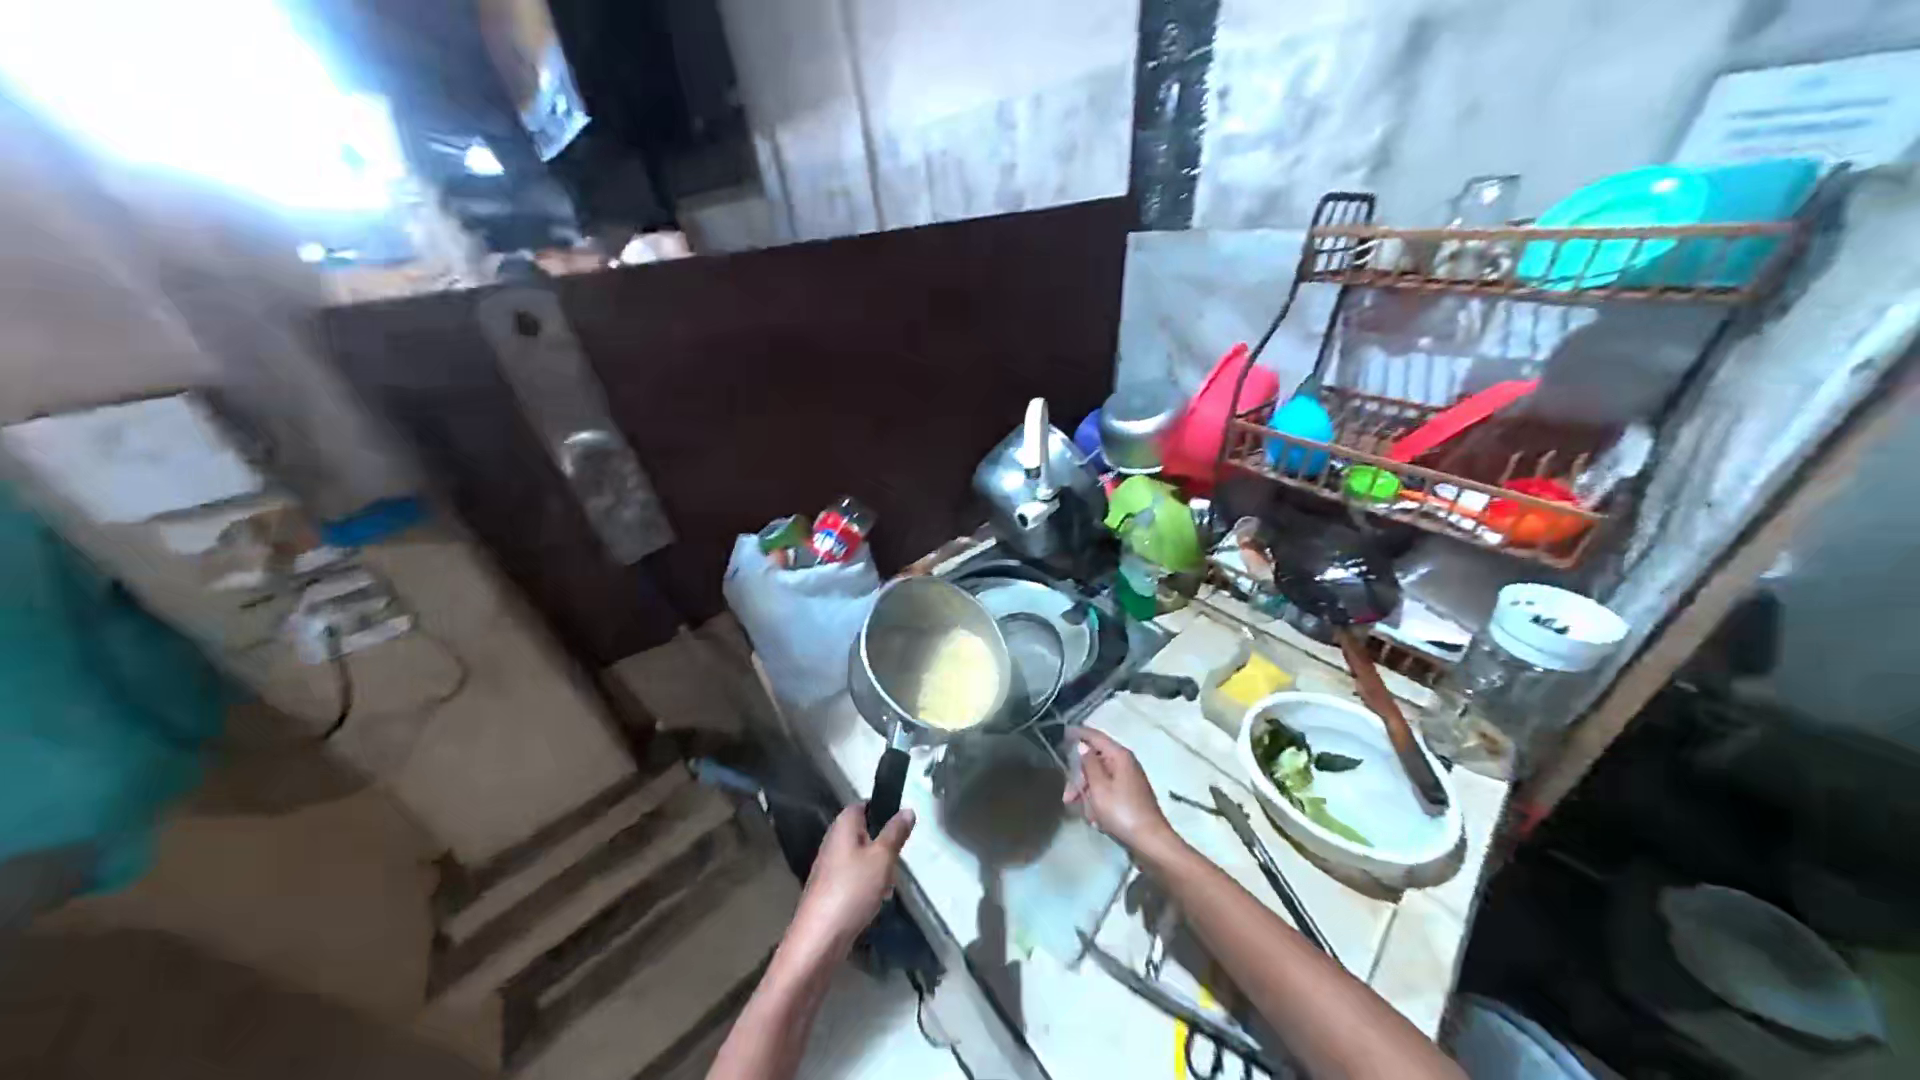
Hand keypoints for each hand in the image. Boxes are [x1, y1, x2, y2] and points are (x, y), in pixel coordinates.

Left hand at [786, 803, 914, 961]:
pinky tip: (875, 900)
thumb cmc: (853, 889)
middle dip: (883, 845)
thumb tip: (907, 810)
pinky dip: (867, 885)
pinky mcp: (830, 889)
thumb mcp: (882, 857)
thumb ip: (895, 832)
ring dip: (878, 868)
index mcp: (843, 825)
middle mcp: (833, 841)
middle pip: (864, 832)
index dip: (883, 810)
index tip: (901, 826)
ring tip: (887, 884)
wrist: (819, 938)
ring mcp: (829, 866)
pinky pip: (855, 878)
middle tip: (896, 859)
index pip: (863, 805)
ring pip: (862, 857)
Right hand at [1063, 727, 1178, 856]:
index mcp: (1119, 756)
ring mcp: (1128, 779)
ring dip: (1086, 793)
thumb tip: (1082, 745)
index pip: (1095, 736)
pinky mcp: (1129, 795)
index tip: (1061, 734)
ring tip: (1085, 813)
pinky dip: (1098, 801)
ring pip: (1098, 778)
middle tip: (1068, 797)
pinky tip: (1095, 819)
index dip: (1077, 733)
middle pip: (1094, 760)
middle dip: (1078, 777)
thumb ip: (1088, 763)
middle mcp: (1125, 763)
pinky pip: (1106, 791)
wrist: (1150, 842)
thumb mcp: (1098, 787)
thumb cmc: (1122, 812)